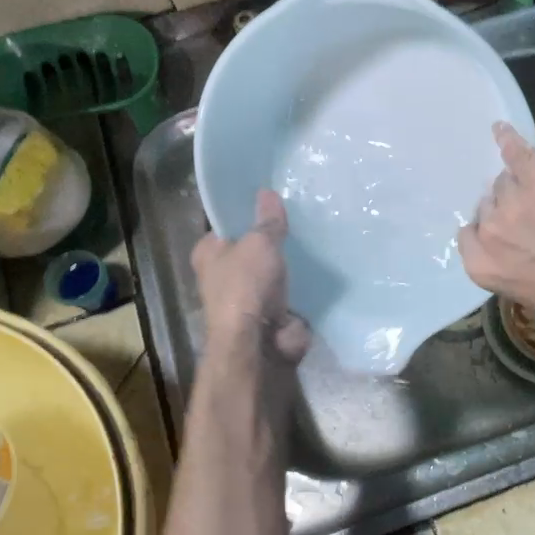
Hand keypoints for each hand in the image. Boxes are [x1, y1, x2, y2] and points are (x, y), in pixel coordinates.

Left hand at [191, 189, 310, 363]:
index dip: (247, 211)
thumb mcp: (259, 242)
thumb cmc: (246, 285)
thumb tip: (267, 192)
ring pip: (274, 270)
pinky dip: (304, 283)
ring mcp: (249, 296)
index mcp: (208, 253)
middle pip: (253, 247)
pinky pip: (291, 290)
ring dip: (291, 262)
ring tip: (318, 236)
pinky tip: (325, 265)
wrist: (260, 342)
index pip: (227, 224)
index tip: (273, 199)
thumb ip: (267, 220)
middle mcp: (224, 274)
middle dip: (274, 237)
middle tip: (301, 215)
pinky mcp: (273, 312)